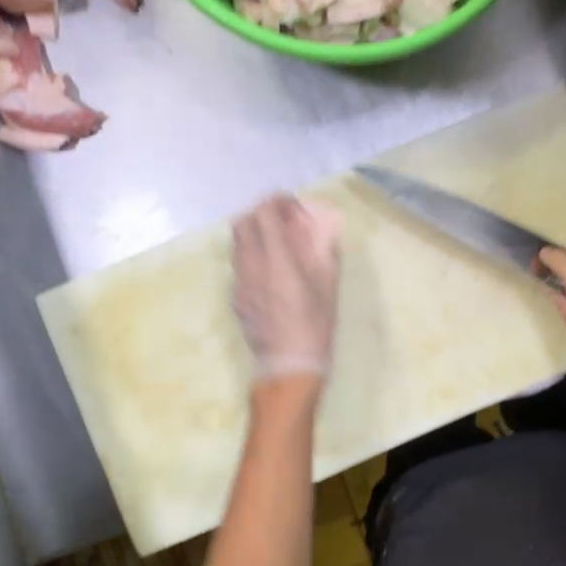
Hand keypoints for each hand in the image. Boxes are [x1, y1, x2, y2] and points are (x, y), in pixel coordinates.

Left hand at [232, 194, 342, 380]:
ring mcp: (240, 282)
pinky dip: (251, 256)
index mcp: (277, 259)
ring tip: (274, 243)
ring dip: (253, 234)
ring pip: (237, 244)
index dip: (275, 201)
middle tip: (281, 220)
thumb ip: (323, 250)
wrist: (289, 363)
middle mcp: (252, 265)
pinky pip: (239, 265)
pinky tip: (269, 270)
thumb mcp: (329, 284)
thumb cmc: (316, 323)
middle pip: (243, 223)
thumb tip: (319, 228)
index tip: (290, 204)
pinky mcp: (236, 297)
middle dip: (261, 213)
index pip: (264, 214)